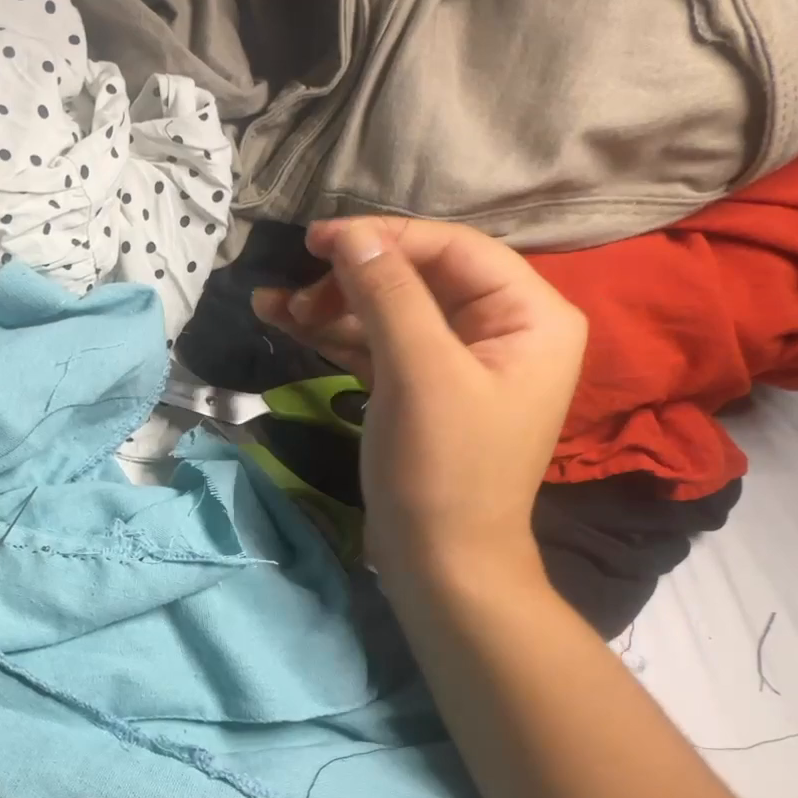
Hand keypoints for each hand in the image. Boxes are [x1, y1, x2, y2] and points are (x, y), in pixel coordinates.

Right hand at [250, 218, 585, 581]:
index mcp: (529, 315)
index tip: (314, 240)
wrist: (439, 561)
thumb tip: (350, 236)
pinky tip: (288, 325)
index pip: (452, 250)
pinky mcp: (418, 394)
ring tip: (268, 305)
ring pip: (387, 314)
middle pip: (416, 279)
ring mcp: (456, 365)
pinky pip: (376, 348)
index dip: (382, 238)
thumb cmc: (442, 468)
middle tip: (291, 294)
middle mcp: (500, 330)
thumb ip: (387, 296)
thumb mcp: (418, 373)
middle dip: (349, 279)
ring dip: (329, 307)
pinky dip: (334, 337)